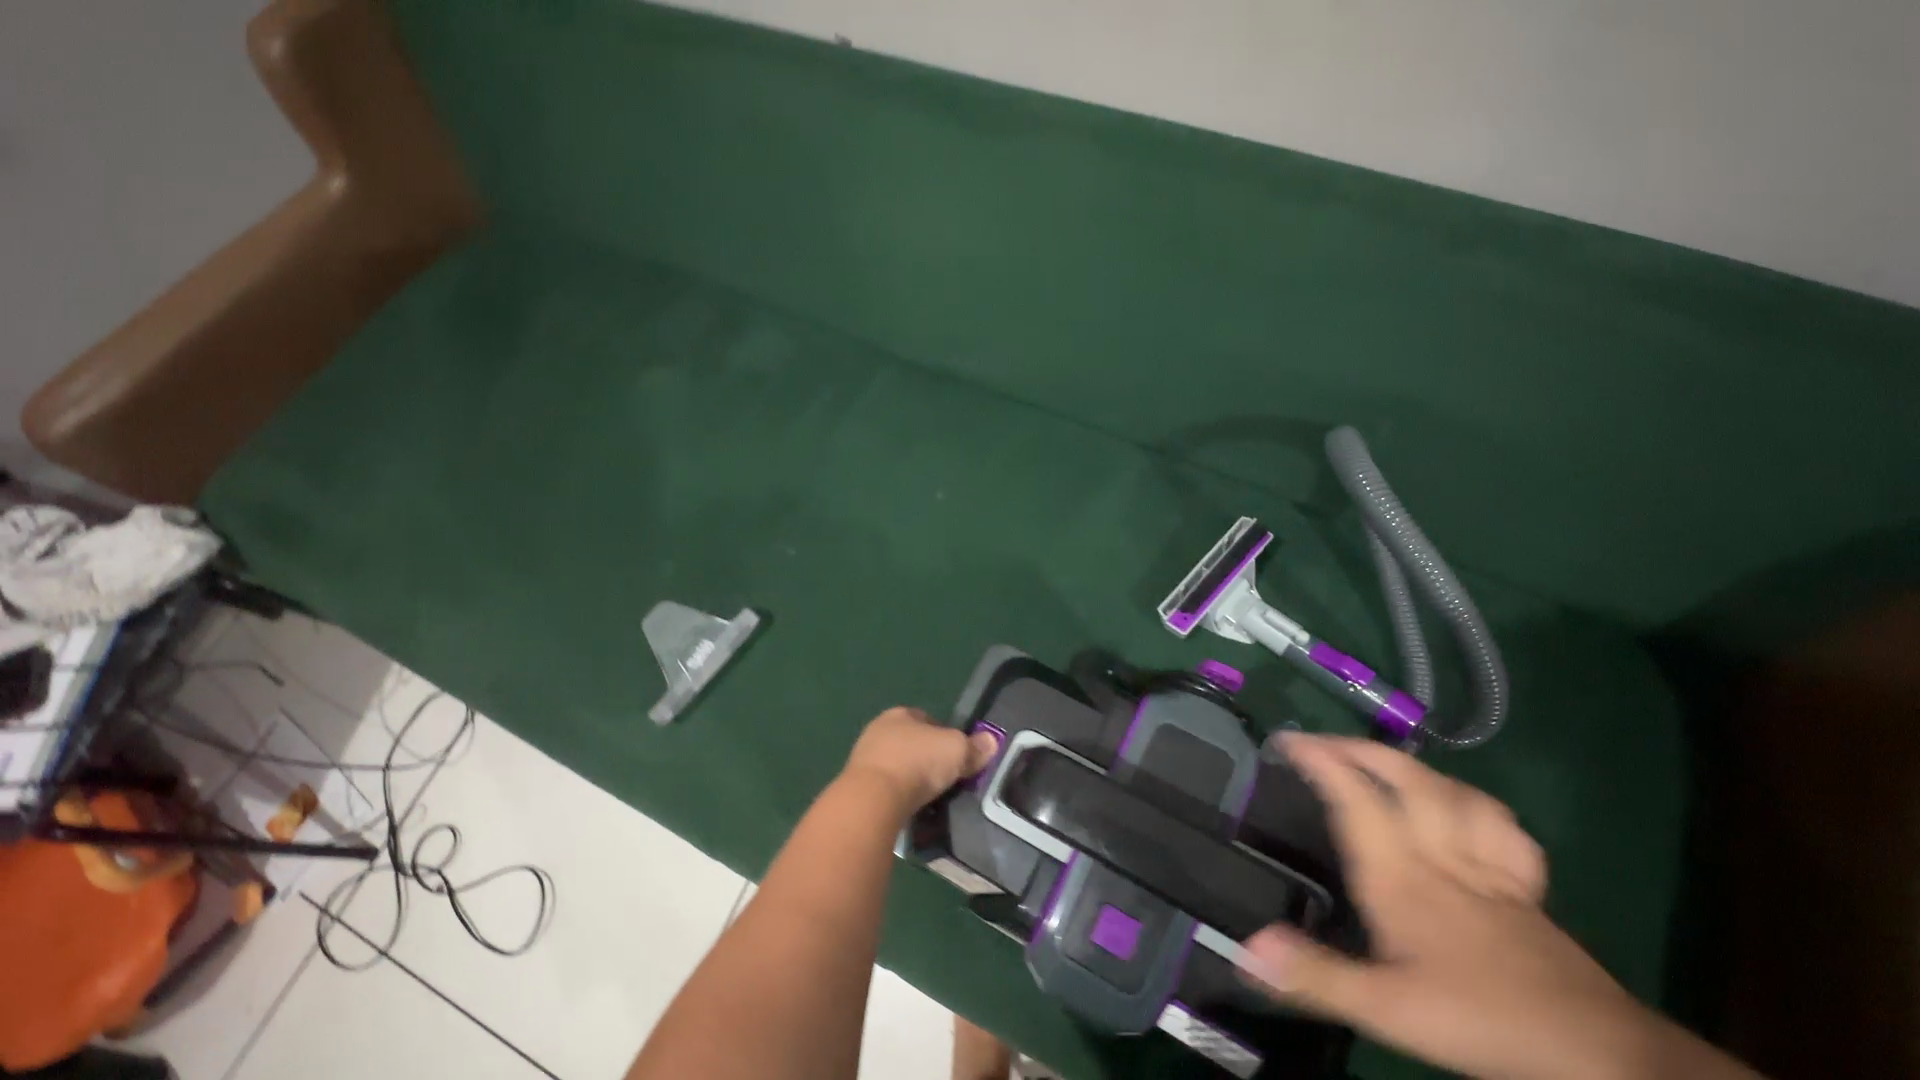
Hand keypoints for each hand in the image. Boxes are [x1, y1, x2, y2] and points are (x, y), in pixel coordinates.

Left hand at [841, 707, 999, 815]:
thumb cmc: (917, 762)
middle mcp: (878, 730)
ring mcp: (864, 758)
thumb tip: (991, 742)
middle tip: (946, 778)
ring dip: (911, 779)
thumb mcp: (957, 750)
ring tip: (930, 798)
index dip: (946, 736)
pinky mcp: (856, 786)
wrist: (873, 799)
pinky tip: (910, 808)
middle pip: (911, 743)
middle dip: (927, 758)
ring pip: (897, 766)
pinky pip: (886, 788)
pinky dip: (898, 796)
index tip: (958, 757)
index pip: (928, 720)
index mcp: (900, 713)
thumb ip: (974, 747)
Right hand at [1239, 734, 1650, 1079]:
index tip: (1288, 740)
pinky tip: (1467, 810)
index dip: (1322, 762)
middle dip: (1363, 751)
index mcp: (1403, 877)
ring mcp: (1488, 868)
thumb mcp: (1385, 1009)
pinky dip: (1478, 808)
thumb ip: (1316, 975)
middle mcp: (1443, 858)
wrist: (1594, 1049)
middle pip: (1407, 780)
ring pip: (1453, 794)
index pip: (1356, 800)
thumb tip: (1248, 945)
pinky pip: (1502, 830)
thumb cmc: (1480, 1018)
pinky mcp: (1524, 887)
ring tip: (1388, 762)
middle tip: (1326, 741)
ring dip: (1416, 768)